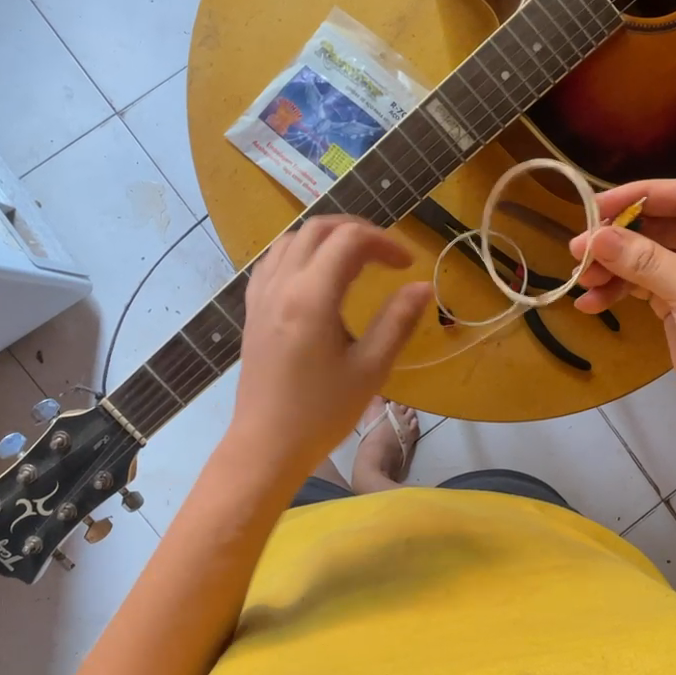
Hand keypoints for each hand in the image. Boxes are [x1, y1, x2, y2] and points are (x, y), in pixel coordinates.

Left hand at [231, 216, 432, 474]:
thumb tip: (423, 286)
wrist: (267, 445)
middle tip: (386, 257)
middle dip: (357, 232)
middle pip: (318, 229)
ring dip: (327, 239)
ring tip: (355, 260)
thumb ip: (397, 322)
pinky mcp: (252, 310)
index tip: (407, 266)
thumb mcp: (370, 369)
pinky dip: (300, 253)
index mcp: (312, 297)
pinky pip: (273, 261)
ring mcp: (261, 295)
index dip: (383, 242)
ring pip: (292, 239)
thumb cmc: (322, 412)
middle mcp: (281, 284)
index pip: (348, 240)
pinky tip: (316, 276)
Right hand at [569, 180, 675, 416]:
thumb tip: (594, 236)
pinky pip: (641, 283)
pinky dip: (616, 291)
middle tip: (578, 249)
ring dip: (612, 267)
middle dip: (619, 238)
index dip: (639, 196)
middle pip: (660, 225)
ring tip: (581, 280)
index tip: (595, 205)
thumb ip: (644, 261)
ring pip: (645, 255)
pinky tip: (591, 304)